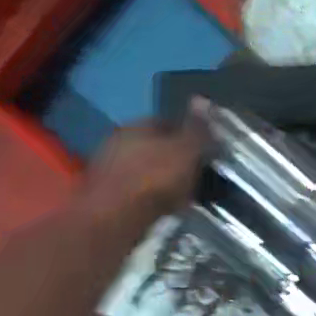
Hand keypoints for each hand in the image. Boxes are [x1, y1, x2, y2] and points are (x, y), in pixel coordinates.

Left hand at [77, 123, 200, 225]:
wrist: (114, 218)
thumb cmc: (154, 180)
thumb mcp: (185, 152)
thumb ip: (196, 129)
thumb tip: (202, 98)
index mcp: (137, 126)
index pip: (168, 122)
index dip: (190, 134)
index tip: (208, 150)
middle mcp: (119, 141)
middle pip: (155, 145)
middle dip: (176, 156)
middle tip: (199, 172)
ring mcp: (110, 168)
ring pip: (146, 167)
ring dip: (164, 176)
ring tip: (185, 192)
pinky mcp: (108, 193)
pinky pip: (138, 188)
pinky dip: (153, 194)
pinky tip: (166, 205)